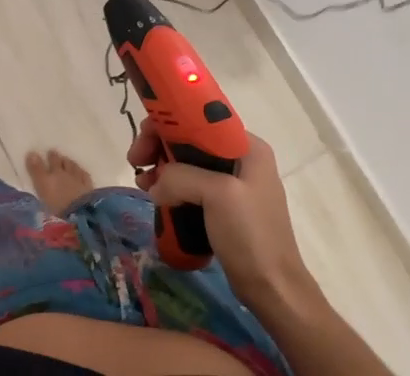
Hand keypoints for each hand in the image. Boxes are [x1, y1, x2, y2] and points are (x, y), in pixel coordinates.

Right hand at [128, 121, 315, 304]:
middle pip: (189, 140)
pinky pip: (191, 187)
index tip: (143, 140)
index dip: (167, 124)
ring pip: (187, 164)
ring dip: (161, 169)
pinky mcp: (224, 207)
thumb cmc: (251, 234)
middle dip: (159, 147)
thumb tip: (155, 185)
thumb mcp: (217, 194)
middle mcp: (241, 159)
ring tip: (142, 184)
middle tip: (135, 162)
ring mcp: (233, 184)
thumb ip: (180, 176)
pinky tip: (155, 197)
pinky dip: (171, 188)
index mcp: (247, 146)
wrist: (274, 289)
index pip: (199, 120)